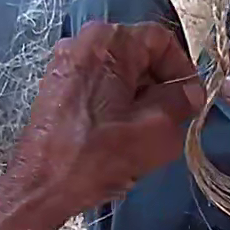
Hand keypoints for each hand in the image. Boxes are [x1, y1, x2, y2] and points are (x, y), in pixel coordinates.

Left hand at [0, 23, 204, 229]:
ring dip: (137, 102)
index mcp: (108, 42)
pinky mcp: (54, 90)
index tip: (190, 101)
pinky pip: (97, 90)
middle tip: (170, 122)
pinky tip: (115, 139)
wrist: (39, 188)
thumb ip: (180, 103)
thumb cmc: (95, 158)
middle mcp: (81, 43)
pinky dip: (113, 108)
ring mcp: (63, 66)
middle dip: (159, 88)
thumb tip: (190, 92)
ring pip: (118, 76)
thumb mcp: (155, 132)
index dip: (183, 70)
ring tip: (141, 136)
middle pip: (138, 56)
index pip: (161, 40)